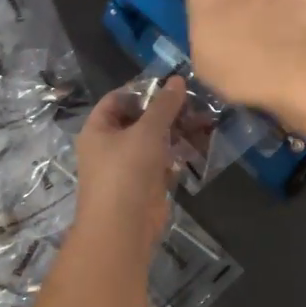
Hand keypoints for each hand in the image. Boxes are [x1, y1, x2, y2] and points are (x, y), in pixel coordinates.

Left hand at [72, 77, 186, 247]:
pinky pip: (165, 160)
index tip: (171, 86)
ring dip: (179, 130)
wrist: (123, 226)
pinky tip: (202, 143)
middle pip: (141, 119)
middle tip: (197, 103)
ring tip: (207, 122)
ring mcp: (130, 165)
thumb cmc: (126, 171)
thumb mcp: (146, 131)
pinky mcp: (147, 182)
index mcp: (99, 130)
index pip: (117, 99)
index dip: (142, 90)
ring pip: (156, 140)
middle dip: (169, 111)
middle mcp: (111, 145)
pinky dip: (181, 152)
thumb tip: (178, 80)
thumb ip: (164, 105)